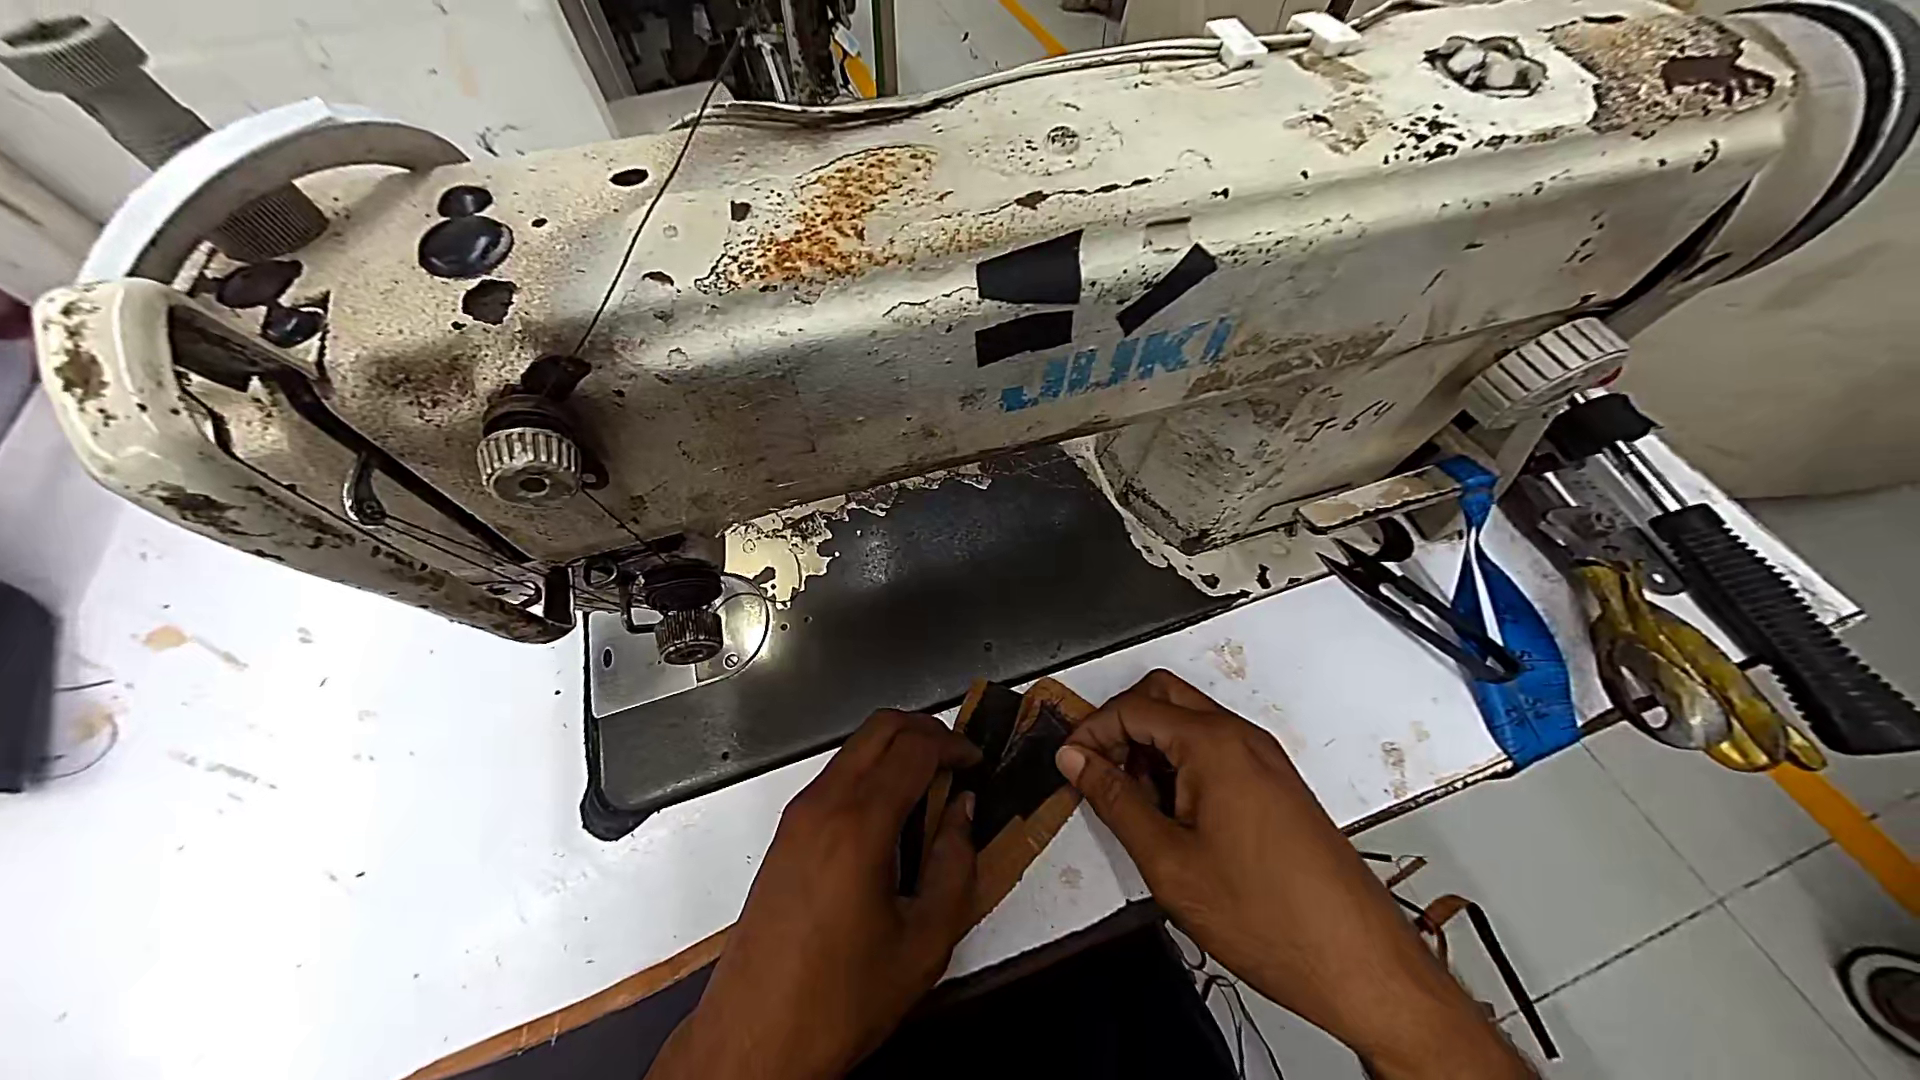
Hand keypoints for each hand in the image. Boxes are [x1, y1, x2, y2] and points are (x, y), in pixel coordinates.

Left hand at [648, 710, 983, 1079]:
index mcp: (858, 827)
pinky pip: (836, 775)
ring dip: (897, 748)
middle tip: (955, 756)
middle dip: (926, 729)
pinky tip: (892, 814)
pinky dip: (871, 772)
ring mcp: (798, 816)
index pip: (914, 748)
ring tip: (930, 787)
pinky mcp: (786, 832)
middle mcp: (822, 807)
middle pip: (880, 726)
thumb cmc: (833, 1002)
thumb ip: (955, 865)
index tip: (974, 760)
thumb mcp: (923, 942)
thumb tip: (962, 814)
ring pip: (855, 746)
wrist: (753, 1041)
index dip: (954, 745)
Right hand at [1057, 671, 1531, 1078]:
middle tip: (1097, 769)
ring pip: (1187, 720)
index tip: (1071, 762)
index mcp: (1214, 745)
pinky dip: (1179, 762)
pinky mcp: (1273, 782)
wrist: (1362, 966)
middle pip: (1161, 696)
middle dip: (1119, 725)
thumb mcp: (1169, 860)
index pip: (1132, 708)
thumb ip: (1114, 799)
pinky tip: (1170, 812)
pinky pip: (1213, 748)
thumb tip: (1077, 761)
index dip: (1090, 732)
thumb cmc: (1274, 919)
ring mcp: (1262, 758)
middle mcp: (1242, 738)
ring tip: (1132, 801)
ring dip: (1149, 745)